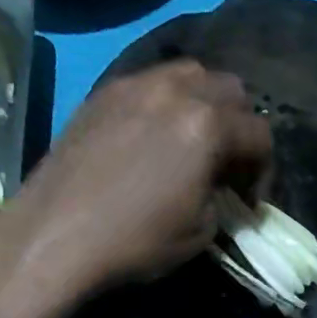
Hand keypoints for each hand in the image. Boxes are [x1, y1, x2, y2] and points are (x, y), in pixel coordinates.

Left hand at [0, 60, 270, 297]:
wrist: (53, 237)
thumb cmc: (133, 242)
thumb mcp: (198, 233)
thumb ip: (220, 199)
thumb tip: (218, 189)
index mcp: (207, 124)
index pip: (259, 134)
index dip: (263, 171)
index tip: (249, 202)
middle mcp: (174, 90)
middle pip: (229, 90)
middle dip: (238, 126)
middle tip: (225, 164)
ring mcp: (133, 86)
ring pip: (187, 75)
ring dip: (201, 103)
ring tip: (189, 140)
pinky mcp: (100, 95)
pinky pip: (146, 84)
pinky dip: (162, 103)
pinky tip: (149, 136)